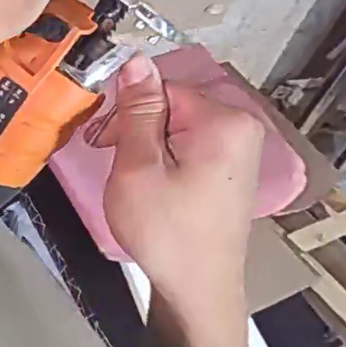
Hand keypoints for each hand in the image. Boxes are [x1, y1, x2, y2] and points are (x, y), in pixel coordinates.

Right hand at [99, 55, 264, 330]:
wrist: (197, 287)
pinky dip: (165, 155)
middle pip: (173, 103)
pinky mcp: (233, 169)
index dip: (126, 110)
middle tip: (110, 157)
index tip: (103, 141)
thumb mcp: (138, 165)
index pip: (161, 86)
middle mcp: (243, 127)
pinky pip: (191, 143)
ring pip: (178, 124)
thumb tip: (135, 60)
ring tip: (129, 174)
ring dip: (147, 141)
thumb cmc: (164, 229)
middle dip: (136, 124)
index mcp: (224, 121)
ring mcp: (242, 150)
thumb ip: (137, 110)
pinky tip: (151, 181)